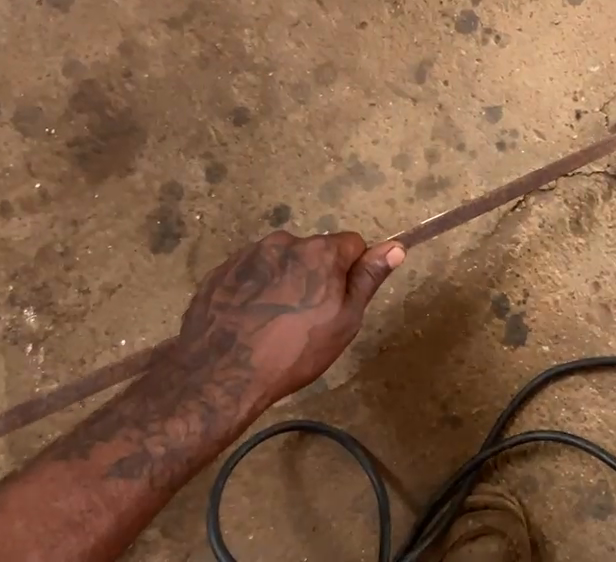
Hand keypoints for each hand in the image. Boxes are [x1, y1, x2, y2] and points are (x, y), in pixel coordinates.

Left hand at [166, 231, 403, 410]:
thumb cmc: (294, 351)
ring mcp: (248, 254)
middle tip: (306, 318)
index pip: (352, 245)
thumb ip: (369, 278)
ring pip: (281, 261)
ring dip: (284, 280)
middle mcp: (285, 241)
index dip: (350, 273)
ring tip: (273, 322)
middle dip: (316, 275)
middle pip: (314, 251)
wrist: (218, 376)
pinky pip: (251, 272)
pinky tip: (249, 320)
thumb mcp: (344, 321)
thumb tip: (397, 247)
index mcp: (320, 250)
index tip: (337, 303)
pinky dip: (255, 289)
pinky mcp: (221, 271)